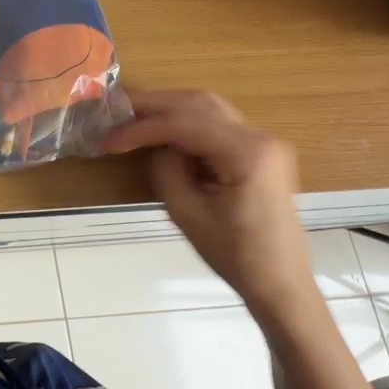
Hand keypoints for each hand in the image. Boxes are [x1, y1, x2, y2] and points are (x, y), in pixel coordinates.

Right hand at [102, 90, 316, 320]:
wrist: (281, 285)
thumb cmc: (235, 255)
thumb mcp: (185, 211)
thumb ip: (165, 167)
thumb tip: (156, 145)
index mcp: (248, 152)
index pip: (183, 124)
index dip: (141, 128)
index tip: (108, 139)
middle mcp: (261, 137)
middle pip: (197, 103)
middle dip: (153, 105)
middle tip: (114, 112)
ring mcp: (265, 142)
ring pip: (208, 108)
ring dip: (169, 110)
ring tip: (132, 118)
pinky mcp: (261, 152)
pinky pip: (218, 125)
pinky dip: (187, 123)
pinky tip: (162, 131)